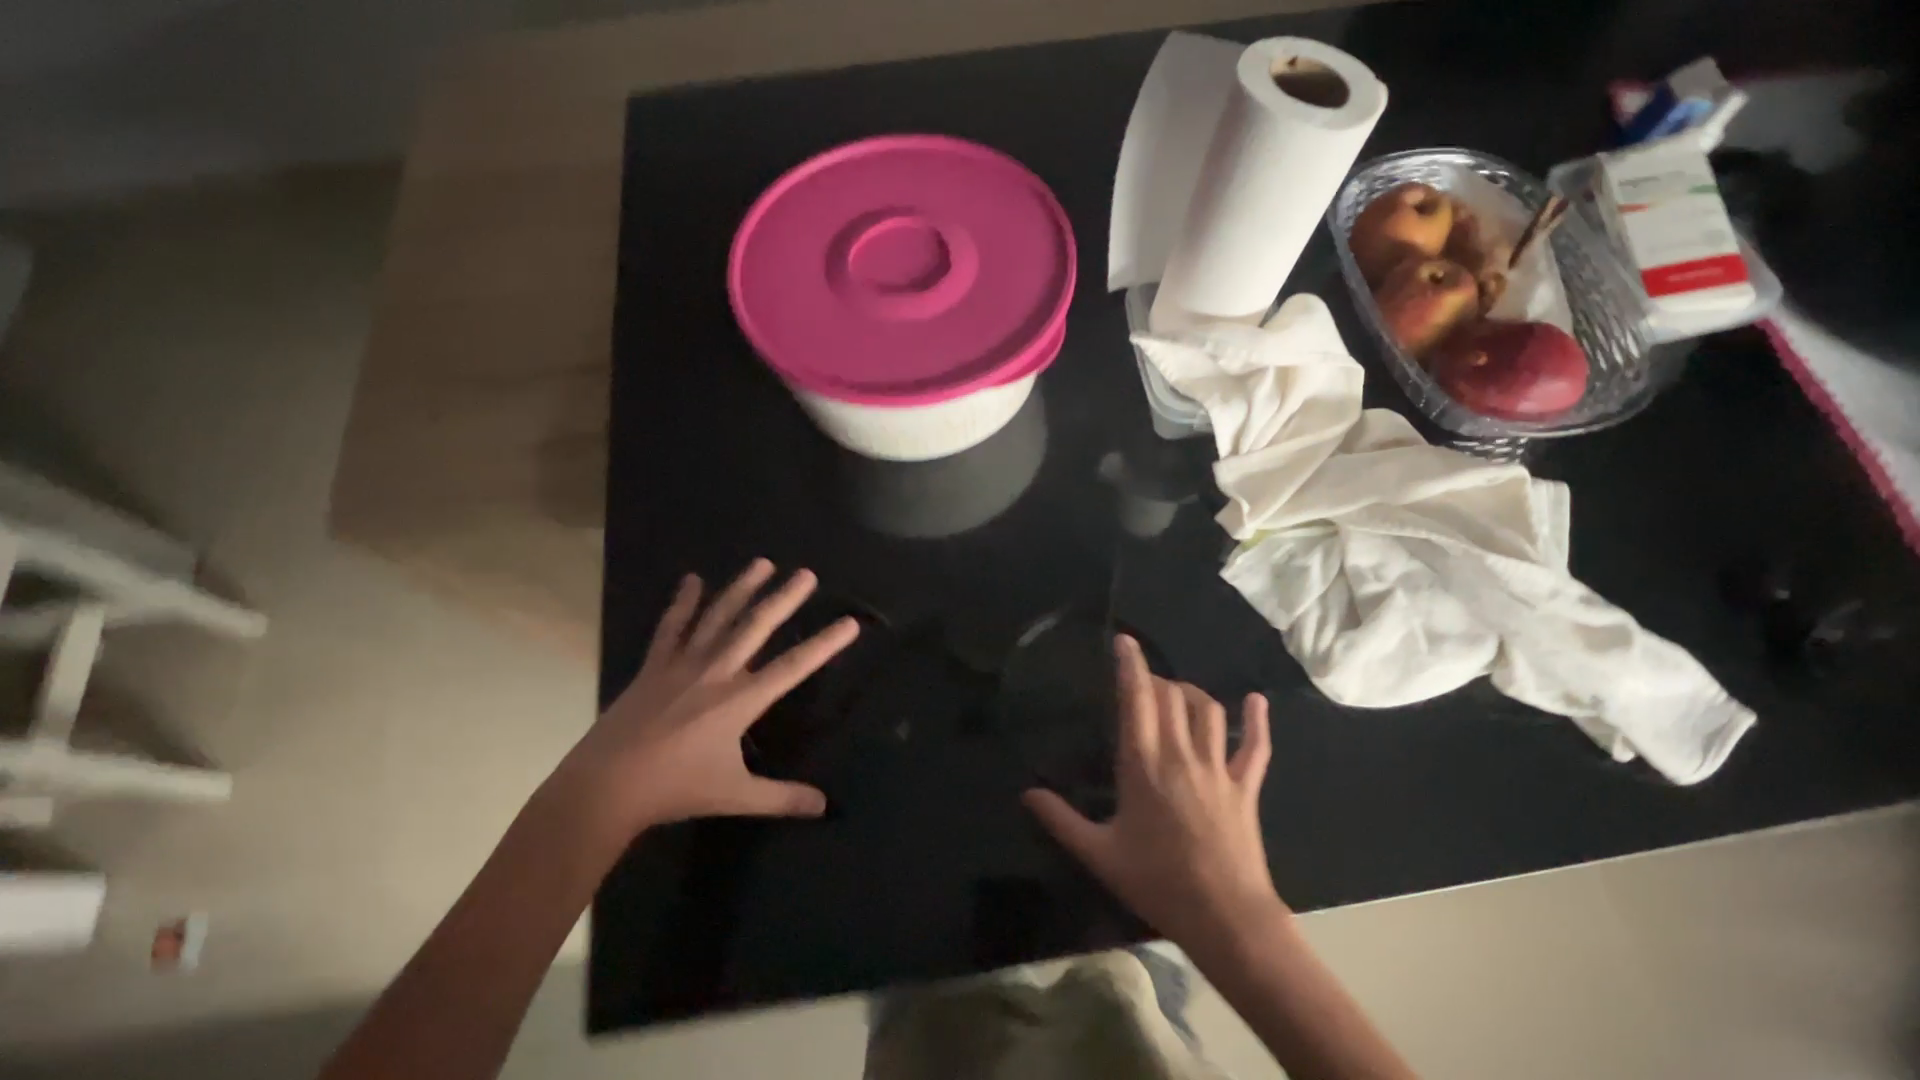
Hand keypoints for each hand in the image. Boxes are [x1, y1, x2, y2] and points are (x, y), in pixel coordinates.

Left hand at [557, 559, 858, 835]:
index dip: (824, 645)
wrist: (607, 785)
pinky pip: (672, 628)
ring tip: (762, 563)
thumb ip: (781, 798)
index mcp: (740, 700)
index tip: (850, 623)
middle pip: (756, 627)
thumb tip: (823, 805)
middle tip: (807, 574)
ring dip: (742, 588)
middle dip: (785, 599)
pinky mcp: (653, 667)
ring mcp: (682, 665)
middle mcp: (716, 673)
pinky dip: (683, 603)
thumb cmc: (675, 789)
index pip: (793, 667)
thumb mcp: (734, 796)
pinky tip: (692, 580)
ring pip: (718, 617)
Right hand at [1023, 635, 1282, 958]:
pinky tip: (1255, 702)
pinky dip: (1256, 721)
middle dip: (1156, 680)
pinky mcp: (1246, 787)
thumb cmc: (1157, 882)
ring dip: (1192, 693)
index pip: (1136, 700)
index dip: (1131, 666)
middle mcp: (1182, 756)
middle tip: (1141, 682)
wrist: (1224, 915)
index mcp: (1144, 766)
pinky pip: (1255, 746)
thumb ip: (1061, 821)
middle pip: (1172, 698)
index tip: (1124, 641)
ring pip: (1209, 711)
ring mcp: (1219, 769)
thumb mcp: (1100, 854)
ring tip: (1177, 693)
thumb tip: (1027, 794)